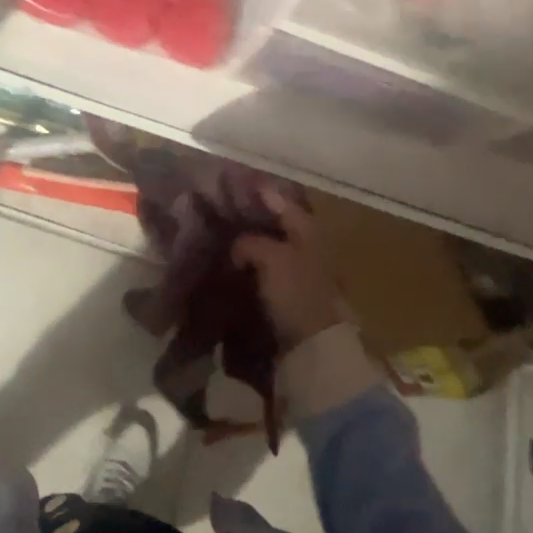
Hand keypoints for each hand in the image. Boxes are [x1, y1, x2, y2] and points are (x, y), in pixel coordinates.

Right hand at [233, 186, 344, 349]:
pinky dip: (250, 268)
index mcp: (308, 230)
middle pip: (275, 224)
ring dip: (249, 244)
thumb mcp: (271, 257)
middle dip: (250, 219)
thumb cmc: (297, 293)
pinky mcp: (290, 296)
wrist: (314, 348)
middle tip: (219, 213)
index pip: (280, 201)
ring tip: (219, 239)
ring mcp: (300, 272)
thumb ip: (250, 242)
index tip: (230, 184)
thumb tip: (236, 247)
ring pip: (270, 247)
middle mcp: (307, 246)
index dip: (258, 192)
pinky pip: (266, 272)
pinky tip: (230, 268)